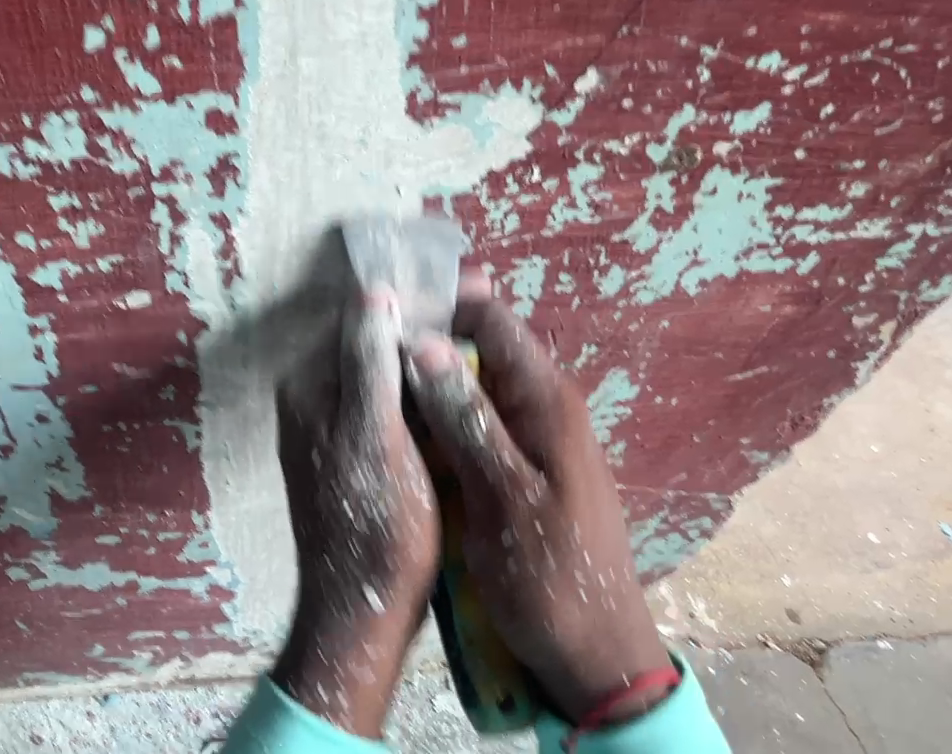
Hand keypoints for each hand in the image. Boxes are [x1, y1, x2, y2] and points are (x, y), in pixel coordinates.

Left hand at [269, 289, 440, 737]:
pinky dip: (420, 381)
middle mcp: (314, 398)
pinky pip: (391, 399)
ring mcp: (337, 424)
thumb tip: (374, 292)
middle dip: (417, 314)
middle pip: (369, 340)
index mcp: (308, 388)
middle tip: (475, 291)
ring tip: (473, 318)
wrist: (366, 609)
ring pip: (383, 369)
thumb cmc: (375, 524)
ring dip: (421, 344)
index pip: (353, 317)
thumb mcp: (374, 437)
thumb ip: (368, 364)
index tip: (454, 272)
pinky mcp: (360, 448)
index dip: (403, 292)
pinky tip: (455, 370)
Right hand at [402, 283, 671, 725]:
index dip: (440, 302)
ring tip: (365, 368)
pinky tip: (392, 416)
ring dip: (422, 374)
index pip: (492, 319)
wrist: (590, 652)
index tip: (384, 300)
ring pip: (465, 382)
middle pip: (475, 345)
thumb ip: (467, 417)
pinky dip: (430, 410)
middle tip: (362, 337)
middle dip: (424, 335)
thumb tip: (426, 342)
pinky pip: (465, 417)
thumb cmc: (551, 575)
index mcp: (545, 400)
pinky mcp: (507, 461)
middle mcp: (536, 404)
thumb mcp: (504, 496)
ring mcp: (522, 433)